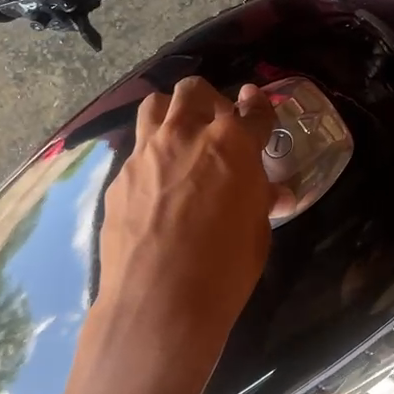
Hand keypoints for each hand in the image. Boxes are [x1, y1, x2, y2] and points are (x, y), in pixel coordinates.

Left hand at [94, 76, 278, 346]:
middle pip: (195, 91)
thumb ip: (261, 201)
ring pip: (155, 105)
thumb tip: (273, 194)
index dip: (259, 106)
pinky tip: (156, 186)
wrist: (158, 302)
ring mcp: (147, 153)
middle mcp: (187, 135)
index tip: (257, 105)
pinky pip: (137, 150)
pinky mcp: (120, 177)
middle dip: (209, 100)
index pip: (253, 110)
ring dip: (172, 112)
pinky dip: (151, 156)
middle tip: (217, 124)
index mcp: (233, 144)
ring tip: (180, 136)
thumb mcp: (258, 233)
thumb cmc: (225, 268)